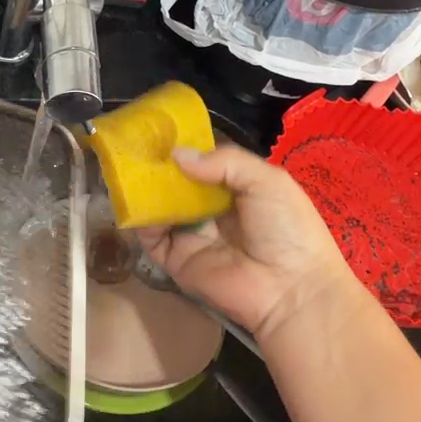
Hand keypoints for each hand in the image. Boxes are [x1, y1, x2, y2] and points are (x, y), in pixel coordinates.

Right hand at [137, 145, 364, 343]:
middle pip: (178, 186)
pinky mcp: (177, 260)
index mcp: (237, 191)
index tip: (161, 131)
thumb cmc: (287, 228)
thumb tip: (177, 154)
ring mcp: (192, 236)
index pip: (204, 165)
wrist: (291, 289)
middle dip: (160, 168)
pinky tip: (138, 205)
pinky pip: (152, 240)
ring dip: (146, 192)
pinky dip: (142, 222)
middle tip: (136, 148)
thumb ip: (225, 162)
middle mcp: (211, 211)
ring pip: (161, 210)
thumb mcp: (268, 181)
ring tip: (129, 171)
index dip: (186, 149)